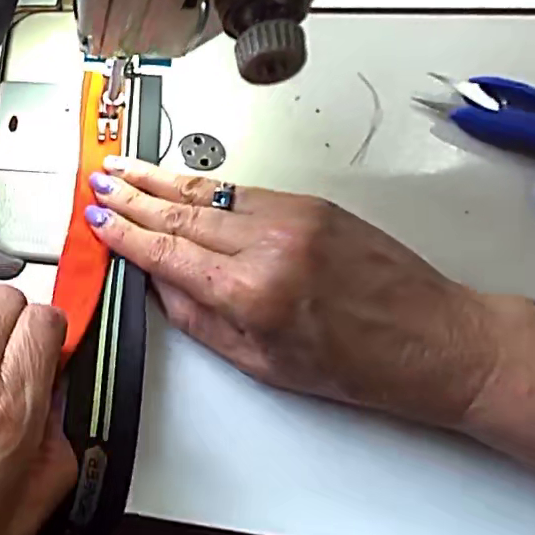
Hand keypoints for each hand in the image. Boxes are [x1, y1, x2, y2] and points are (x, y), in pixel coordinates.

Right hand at [83, 157, 500, 427]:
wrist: (435, 338)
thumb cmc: (356, 366)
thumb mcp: (262, 363)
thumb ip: (199, 319)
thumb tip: (159, 282)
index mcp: (253, 293)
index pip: (167, 252)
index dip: (125, 234)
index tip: (99, 220)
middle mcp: (269, 244)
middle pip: (181, 212)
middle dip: (133, 195)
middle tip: (100, 182)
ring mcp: (293, 216)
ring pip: (209, 192)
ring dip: (161, 180)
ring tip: (126, 168)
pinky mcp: (311, 203)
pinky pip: (243, 191)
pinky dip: (205, 186)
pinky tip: (179, 180)